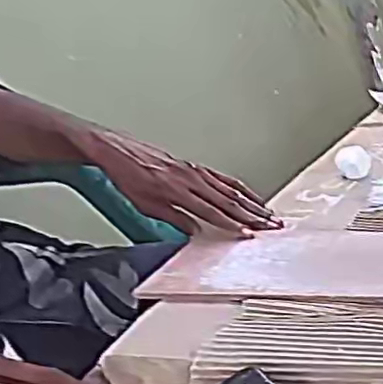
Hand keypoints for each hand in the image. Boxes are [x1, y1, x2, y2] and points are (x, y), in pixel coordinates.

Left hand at [73, 128, 280, 237]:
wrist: (109, 148)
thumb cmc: (123, 176)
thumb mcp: (142, 204)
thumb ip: (173, 218)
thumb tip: (196, 231)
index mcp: (176, 191)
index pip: (212, 213)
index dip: (232, 225)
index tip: (249, 235)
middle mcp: (191, 181)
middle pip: (229, 202)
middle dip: (254, 217)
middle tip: (273, 227)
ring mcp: (197, 172)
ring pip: (233, 192)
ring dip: (255, 205)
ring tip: (272, 217)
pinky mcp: (198, 167)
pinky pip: (226, 180)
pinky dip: (244, 190)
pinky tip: (255, 198)